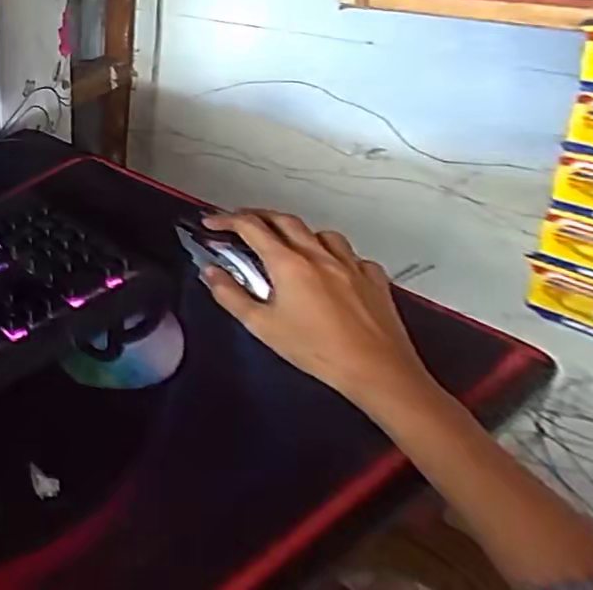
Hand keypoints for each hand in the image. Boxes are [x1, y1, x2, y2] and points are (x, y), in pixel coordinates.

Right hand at [199, 210, 436, 409]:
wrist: (381, 376)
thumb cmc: (318, 350)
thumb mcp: (260, 325)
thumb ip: (228, 294)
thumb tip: (210, 272)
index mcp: (289, 264)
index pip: (250, 226)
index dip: (225, 219)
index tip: (212, 223)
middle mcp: (320, 258)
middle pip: (285, 220)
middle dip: (256, 216)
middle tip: (239, 223)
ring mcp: (352, 268)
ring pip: (321, 233)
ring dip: (298, 231)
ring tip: (286, 242)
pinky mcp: (376, 283)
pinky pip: (354, 256)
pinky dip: (336, 254)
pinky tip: (330, 267)